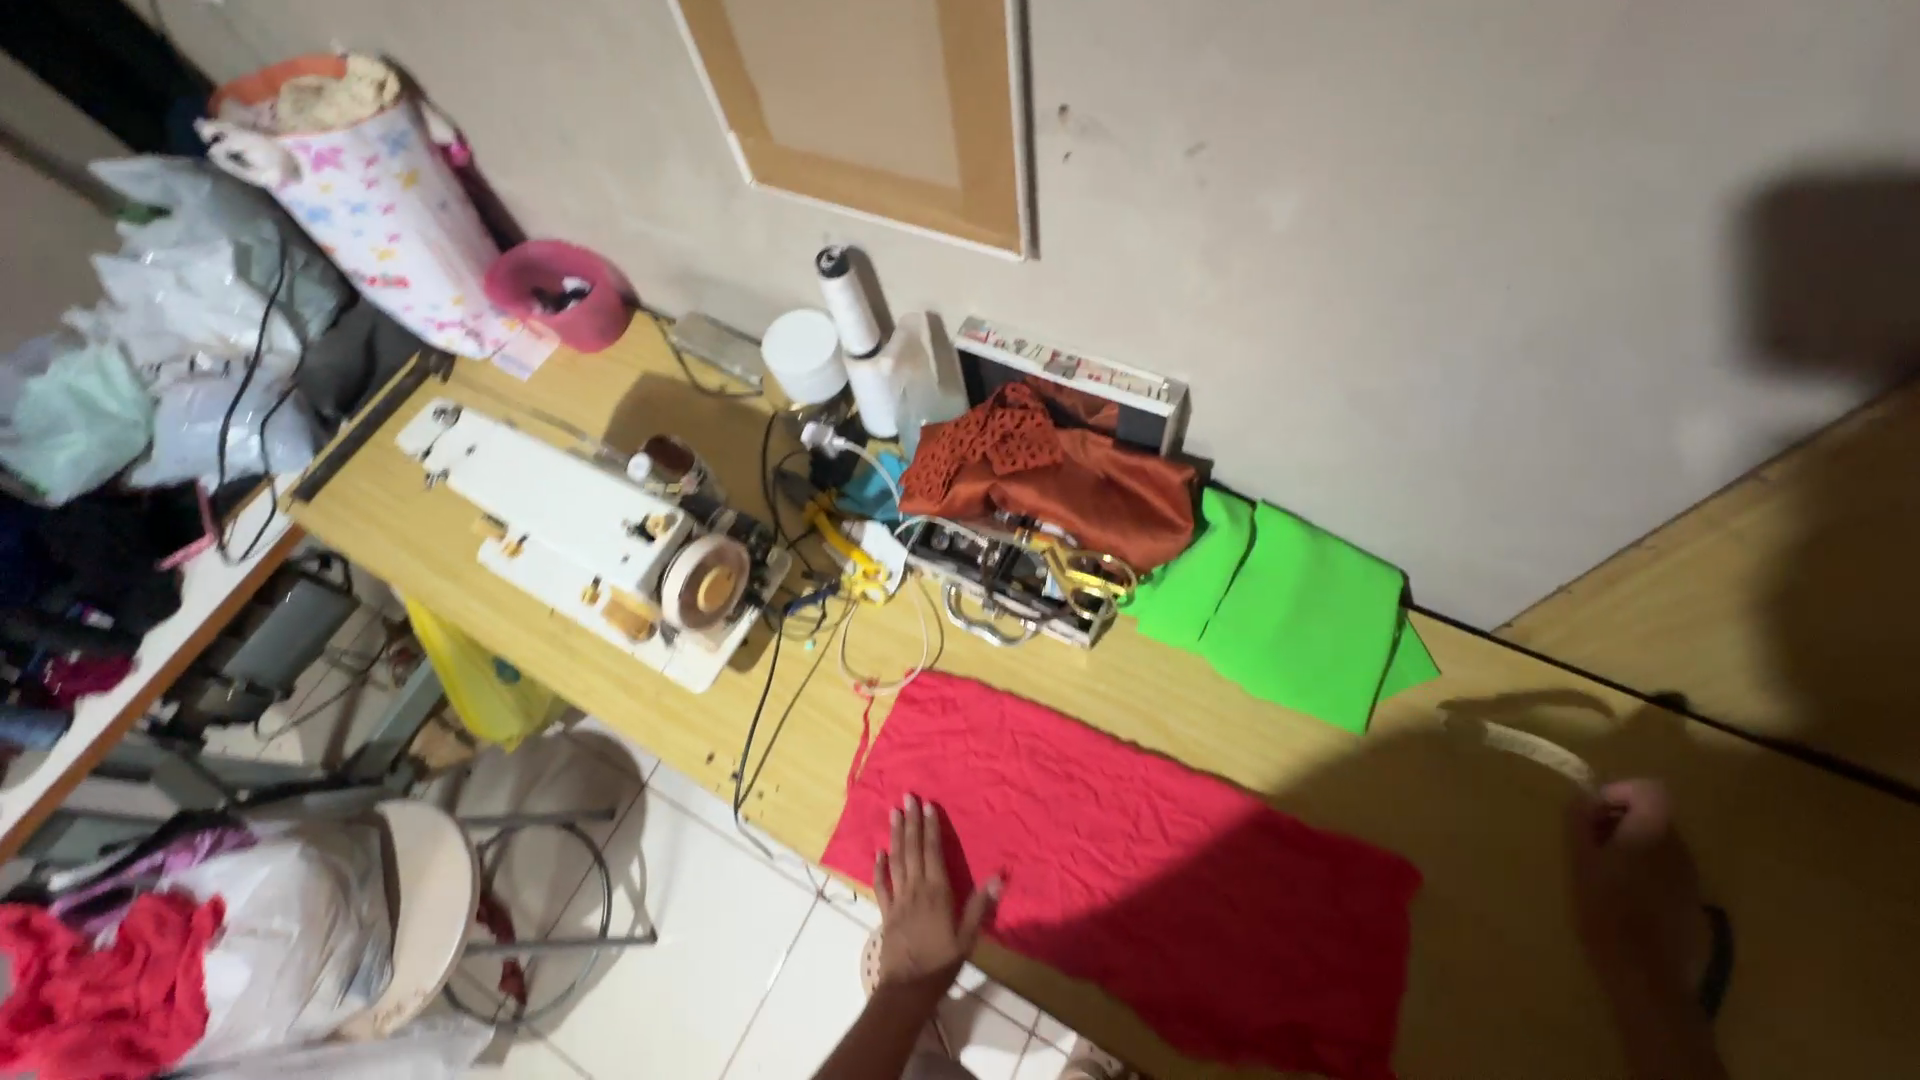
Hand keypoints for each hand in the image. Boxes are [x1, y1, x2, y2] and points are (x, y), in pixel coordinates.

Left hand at [873, 794, 1000, 989]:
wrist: (908, 989)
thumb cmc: (942, 963)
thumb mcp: (968, 937)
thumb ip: (980, 905)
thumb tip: (999, 876)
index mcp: (937, 892)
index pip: (933, 852)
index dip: (930, 828)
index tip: (928, 806)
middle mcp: (916, 889)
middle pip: (912, 849)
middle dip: (911, 822)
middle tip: (907, 797)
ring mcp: (898, 900)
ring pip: (896, 860)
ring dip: (895, 835)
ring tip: (893, 813)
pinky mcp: (885, 912)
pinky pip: (881, 885)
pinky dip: (879, 867)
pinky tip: (878, 852)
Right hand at [1565, 780, 1707, 991]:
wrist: (1644, 971)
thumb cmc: (1605, 909)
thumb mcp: (1579, 859)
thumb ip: (1580, 822)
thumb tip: (1583, 797)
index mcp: (1653, 834)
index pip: (1649, 790)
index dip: (1618, 792)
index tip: (1591, 813)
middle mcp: (1680, 849)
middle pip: (1653, 815)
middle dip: (1619, 820)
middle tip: (1588, 842)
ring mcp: (1690, 876)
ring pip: (1659, 842)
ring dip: (1630, 845)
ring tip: (1601, 870)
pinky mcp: (1690, 899)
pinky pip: (1665, 868)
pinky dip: (1642, 869)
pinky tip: (1622, 895)